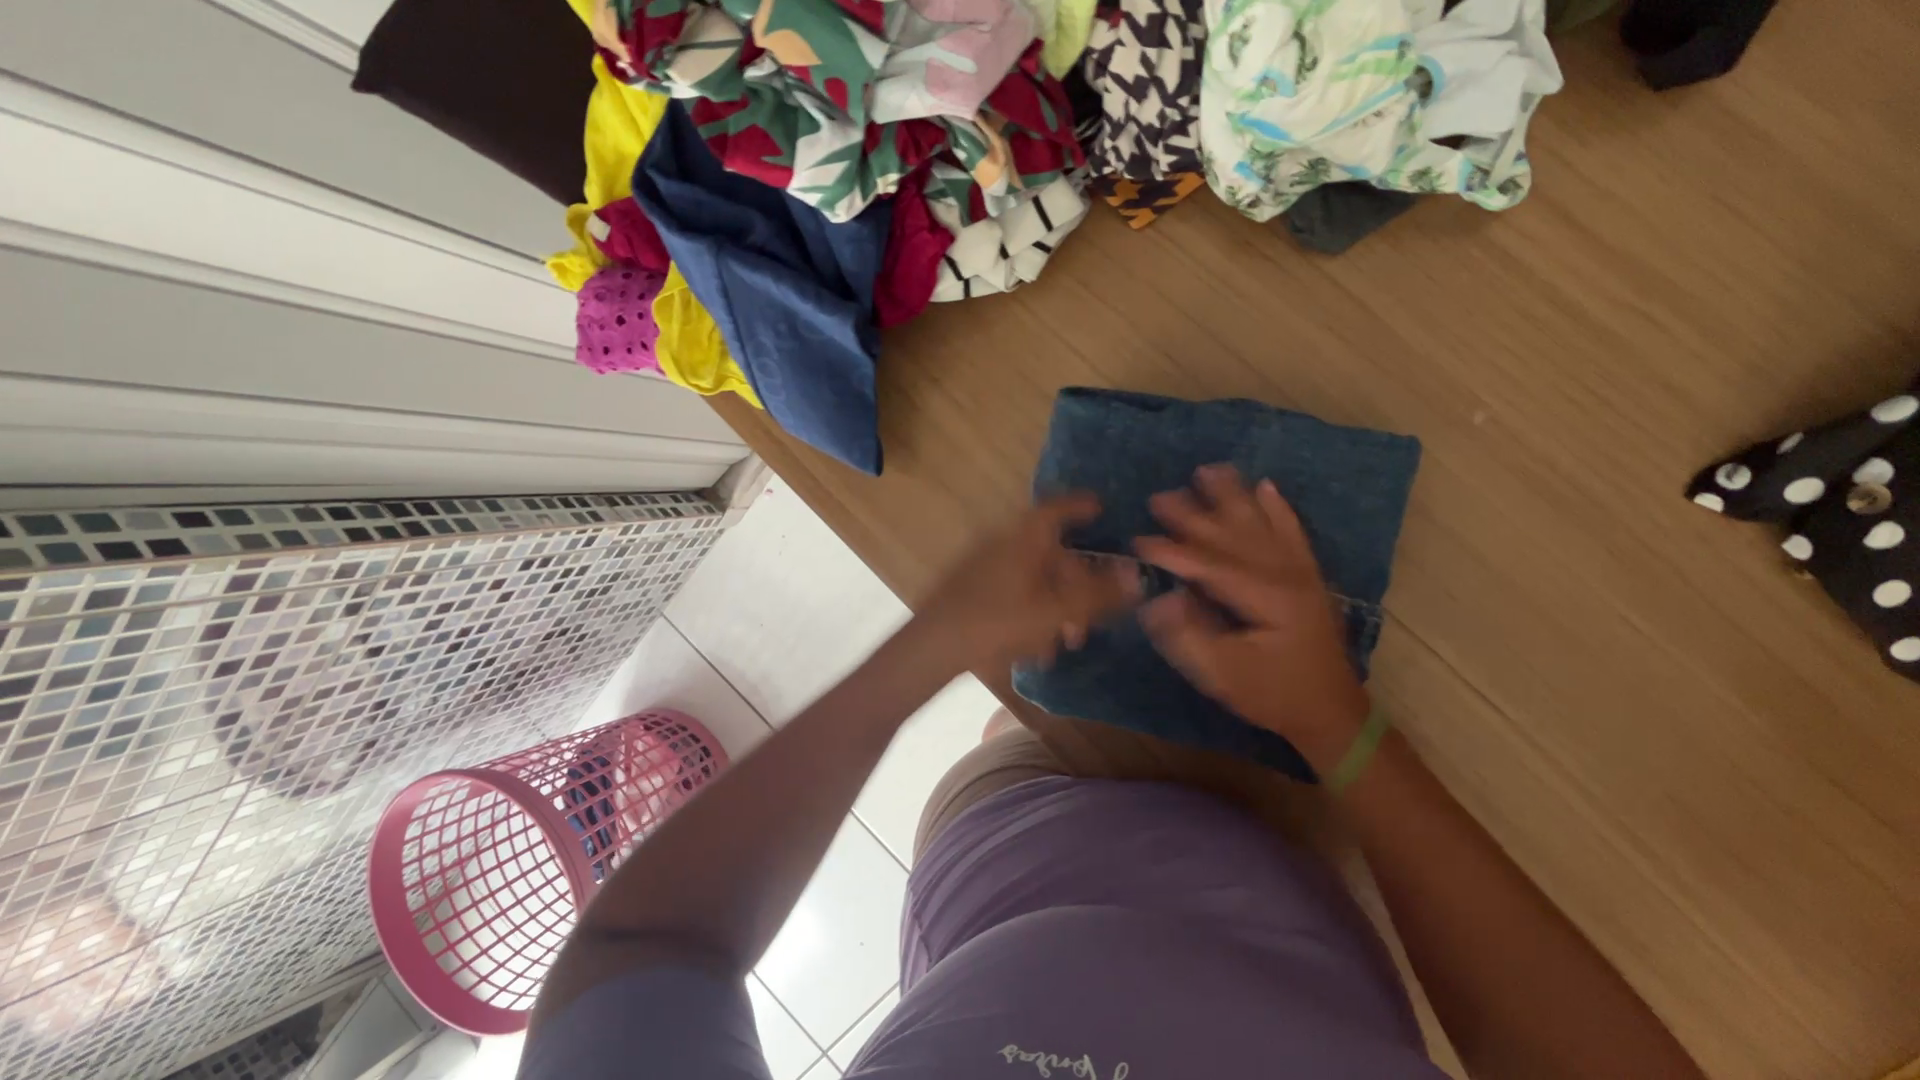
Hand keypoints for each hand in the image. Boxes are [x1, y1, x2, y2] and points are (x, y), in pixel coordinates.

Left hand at [918, 493, 1140, 672]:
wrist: (933, 646)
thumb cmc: (999, 621)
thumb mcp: (1058, 611)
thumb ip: (1099, 594)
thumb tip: (1137, 576)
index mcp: (1025, 537)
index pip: (1058, 507)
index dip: (1081, 505)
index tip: (1101, 508)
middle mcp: (1003, 542)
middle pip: (1049, 552)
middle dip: (1076, 584)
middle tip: (1092, 615)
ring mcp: (983, 565)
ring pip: (1032, 578)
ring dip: (1055, 606)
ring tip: (1066, 642)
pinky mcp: (969, 589)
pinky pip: (1011, 593)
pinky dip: (1030, 613)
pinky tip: (1035, 650)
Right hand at [1134, 465, 1368, 758]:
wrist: (1331, 712)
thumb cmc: (1272, 694)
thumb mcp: (1222, 675)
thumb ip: (1187, 636)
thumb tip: (1159, 599)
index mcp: (1264, 597)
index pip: (1209, 564)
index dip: (1171, 551)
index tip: (1137, 541)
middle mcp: (1284, 574)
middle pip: (1233, 535)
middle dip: (1193, 515)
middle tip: (1159, 496)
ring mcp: (1300, 572)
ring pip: (1261, 524)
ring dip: (1232, 497)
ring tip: (1208, 470)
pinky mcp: (1307, 577)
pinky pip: (1292, 532)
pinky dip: (1279, 508)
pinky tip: (1265, 486)